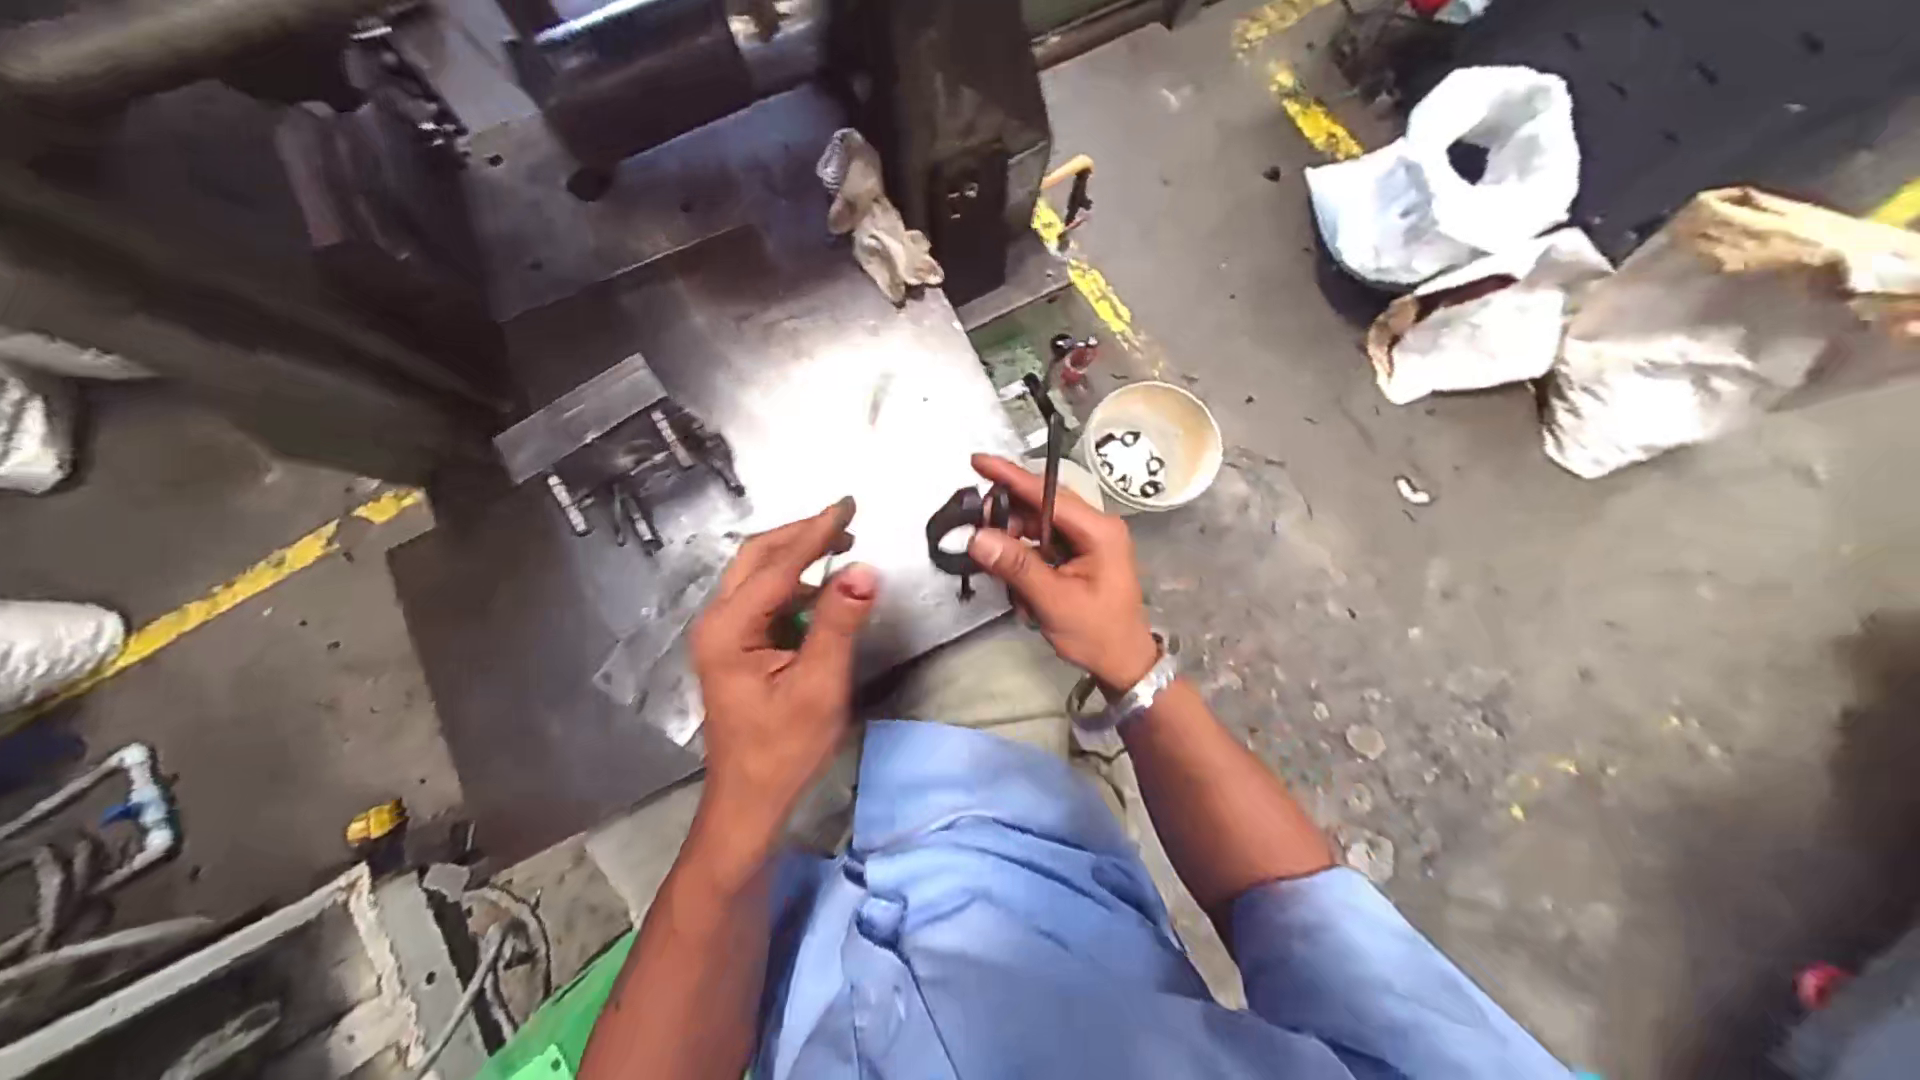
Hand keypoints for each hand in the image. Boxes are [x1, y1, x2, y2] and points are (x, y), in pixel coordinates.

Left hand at [690, 498, 879, 858]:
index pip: (780, 566)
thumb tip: (864, 569)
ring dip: (800, 558)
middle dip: (802, 535)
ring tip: (843, 550)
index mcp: (729, 629)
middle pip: (759, 558)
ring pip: (761, 575)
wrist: (751, 800)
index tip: (849, 506)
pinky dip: (797, 585)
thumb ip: (840, 623)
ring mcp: (724, 633)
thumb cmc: (784, 749)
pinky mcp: (737, 645)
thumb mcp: (820, 685)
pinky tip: (825, 592)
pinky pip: (767, 599)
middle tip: (847, 521)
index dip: (817, 533)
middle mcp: (717, 621)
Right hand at [966, 454, 1158, 691]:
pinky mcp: (1076, 555)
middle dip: (1007, 517)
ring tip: (999, 567)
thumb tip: (977, 537)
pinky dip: (1023, 556)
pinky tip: (1015, 580)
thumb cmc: (1097, 633)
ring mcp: (1085, 540)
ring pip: (1036, 524)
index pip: (1047, 493)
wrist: (1123, 663)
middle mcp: (1094, 527)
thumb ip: (1016, 566)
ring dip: (1013, 542)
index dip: (1010, 476)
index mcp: (1098, 530)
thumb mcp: (1054, 601)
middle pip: (1039, 505)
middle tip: (979, 533)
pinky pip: (1041, 543)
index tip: (978, 461)